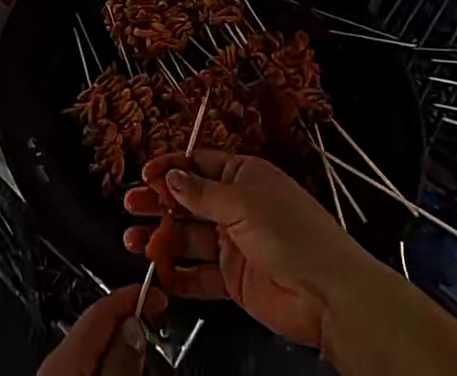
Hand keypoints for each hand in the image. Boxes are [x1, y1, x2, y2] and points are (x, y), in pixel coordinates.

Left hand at [35, 284, 165, 375]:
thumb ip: (121, 361)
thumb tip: (134, 327)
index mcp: (65, 358)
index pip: (104, 306)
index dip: (135, 294)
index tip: (160, 295)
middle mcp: (54, 364)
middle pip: (98, 324)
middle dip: (129, 317)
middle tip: (157, 320)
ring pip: (92, 345)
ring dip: (119, 341)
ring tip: (143, 347)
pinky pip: (85, 363)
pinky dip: (106, 358)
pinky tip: (119, 368)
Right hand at [124, 150, 381, 348]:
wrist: (324, 291)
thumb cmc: (296, 233)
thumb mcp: (244, 203)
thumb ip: (203, 193)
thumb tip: (173, 176)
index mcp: (246, 176)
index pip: (201, 165)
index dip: (173, 168)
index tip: (146, 173)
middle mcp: (239, 206)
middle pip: (190, 201)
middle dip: (160, 201)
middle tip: (132, 204)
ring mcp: (235, 243)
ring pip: (188, 237)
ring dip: (161, 237)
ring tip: (134, 239)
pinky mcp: (233, 278)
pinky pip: (197, 275)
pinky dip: (177, 274)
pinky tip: (159, 272)